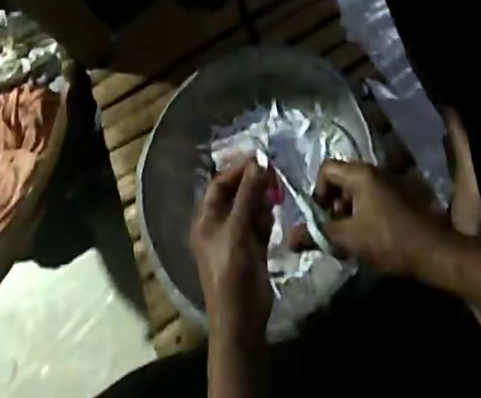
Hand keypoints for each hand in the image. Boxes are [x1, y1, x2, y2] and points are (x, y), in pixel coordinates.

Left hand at [191, 162, 274, 339]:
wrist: (241, 320)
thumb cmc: (232, 273)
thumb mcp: (238, 230)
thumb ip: (248, 195)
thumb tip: (258, 162)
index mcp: (206, 220)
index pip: (220, 184)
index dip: (238, 170)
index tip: (260, 159)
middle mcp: (218, 225)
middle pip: (237, 194)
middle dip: (254, 184)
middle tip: (274, 176)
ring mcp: (235, 238)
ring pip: (250, 207)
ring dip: (262, 201)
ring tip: (274, 200)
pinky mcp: (251, 249)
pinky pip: (259, 224)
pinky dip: (266, 218)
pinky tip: (272, 220)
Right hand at [305, 160, 449, 276]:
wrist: (434, 252)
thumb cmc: (388, 241)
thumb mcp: (349, 240)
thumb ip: (317, 235)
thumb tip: (288, 238)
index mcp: (360, 174)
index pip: (326, 170)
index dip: (318, 193)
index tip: (322, 218)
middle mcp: (374, 171)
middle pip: (341, 180)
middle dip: (332, 206)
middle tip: (335, 232)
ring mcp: (389, 182)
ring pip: (356, 191)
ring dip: (348, 213)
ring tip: (351, 239)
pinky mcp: (399, 196)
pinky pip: (371, 198)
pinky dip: (363, 214)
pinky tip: (369, 239)